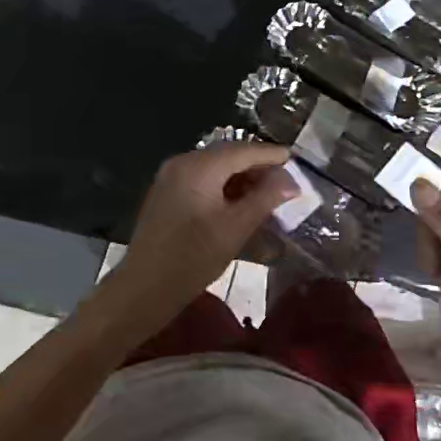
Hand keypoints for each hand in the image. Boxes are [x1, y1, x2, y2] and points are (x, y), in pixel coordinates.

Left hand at [113, 143, 299, 313]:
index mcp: (200, 167)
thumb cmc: (193, 258)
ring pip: (217, 168)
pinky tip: (241, 203)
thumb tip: (292, 182)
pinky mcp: (167, 193)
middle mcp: (183, 162)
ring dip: (243, 178)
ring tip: (268, 196)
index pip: (245, 150)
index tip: (297, 162)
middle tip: (286, 182)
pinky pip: (203, 179)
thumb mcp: (236, 228)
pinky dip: (225, 186)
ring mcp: (171, 177)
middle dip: (259, 167)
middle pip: (230, 155)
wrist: (143, 289)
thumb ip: (266, 198)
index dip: (273, 156)